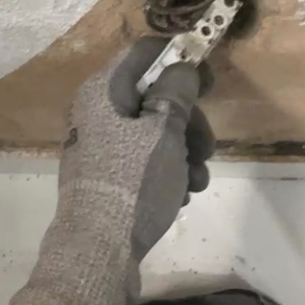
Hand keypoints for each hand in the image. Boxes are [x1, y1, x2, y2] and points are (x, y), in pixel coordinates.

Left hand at [8, 37, 214, 304]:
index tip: (208, 77)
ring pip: (154, 131)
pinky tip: (182, 194)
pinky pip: (144, 160)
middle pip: (152, 95)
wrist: (98, 251)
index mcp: (102, 91)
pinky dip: (168, 171)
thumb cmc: (131, 183)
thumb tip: (180, 66)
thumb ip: (176, 92)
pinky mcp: (107, 176)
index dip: (177, 57)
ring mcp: (100, 146)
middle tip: (207, 147)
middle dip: (187, 120)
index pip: (142, 53)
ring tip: (197, 180)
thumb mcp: (163, 133)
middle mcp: (96, 113)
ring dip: (184, 151)